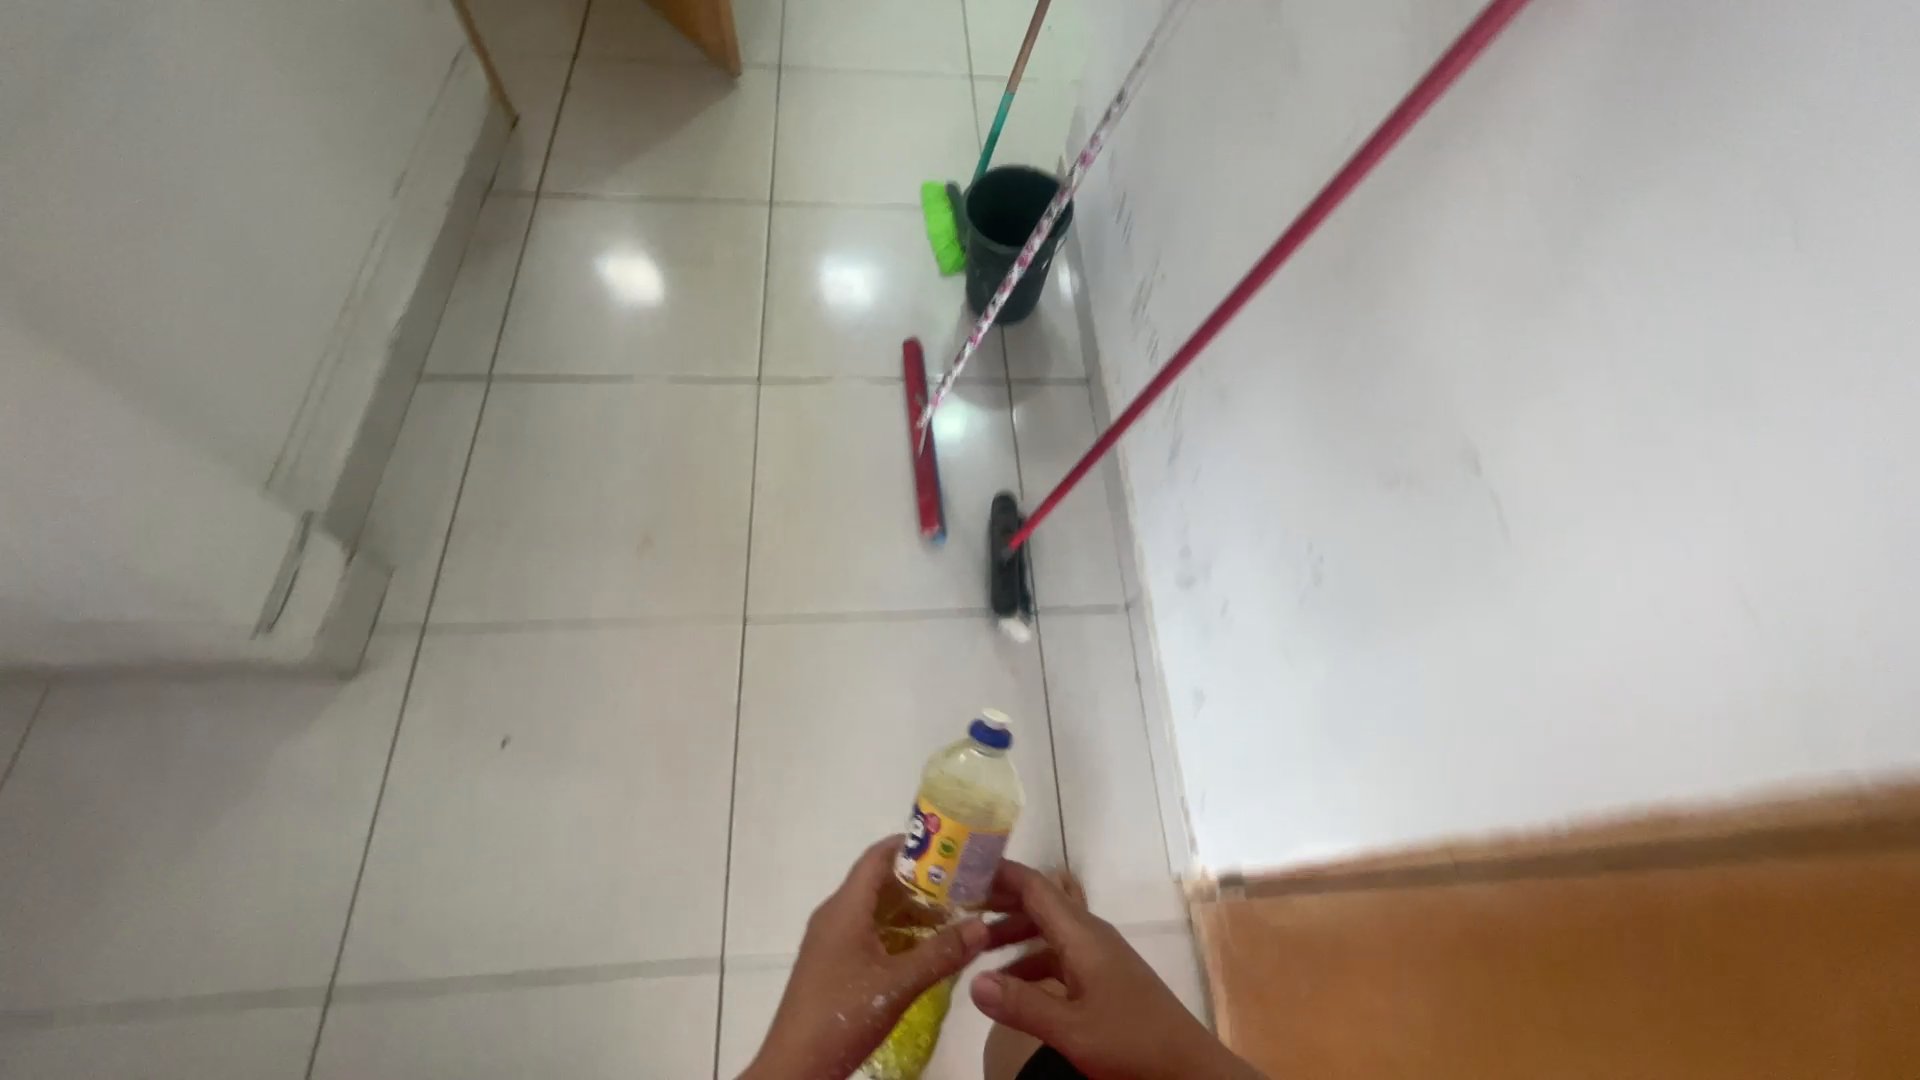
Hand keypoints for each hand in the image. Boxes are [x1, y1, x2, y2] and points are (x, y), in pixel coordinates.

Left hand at [740, 837, 1036, 1079]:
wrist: (794, 1069)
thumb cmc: (842, 1015)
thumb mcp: (898, 985)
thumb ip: (941, 954)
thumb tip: (982, 926)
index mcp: (845, 907)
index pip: (878, 857)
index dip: (910, 846)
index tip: (948, 847)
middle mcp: (835, 914)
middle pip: (879, 881)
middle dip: (919, 880)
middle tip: (960, 883)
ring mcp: (831, 939)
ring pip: (875, 908)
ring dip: (909, 908)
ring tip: (950, 914)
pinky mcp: (832, 961)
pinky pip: (867, 930)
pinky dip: (896, 930)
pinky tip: (923, 948)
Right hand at [970, 862, 1261, 1079]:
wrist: (1190, 1069)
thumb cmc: (1132, 1042)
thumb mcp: (1072, 1030)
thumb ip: (1022, 1005)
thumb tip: (972, 981)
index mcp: (1081, 933)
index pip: (1034, 886)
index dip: (999, 873)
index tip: (962, 869)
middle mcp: (1089, 933)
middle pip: (1038, 903)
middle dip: (999, 901)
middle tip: (957, 907)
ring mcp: (1098, 955)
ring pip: (1047, 930)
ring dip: (1013, 933)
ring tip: (975, 947)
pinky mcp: (1103, 977)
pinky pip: (1058, 955)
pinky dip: (1030, 960)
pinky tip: (1010, 984)